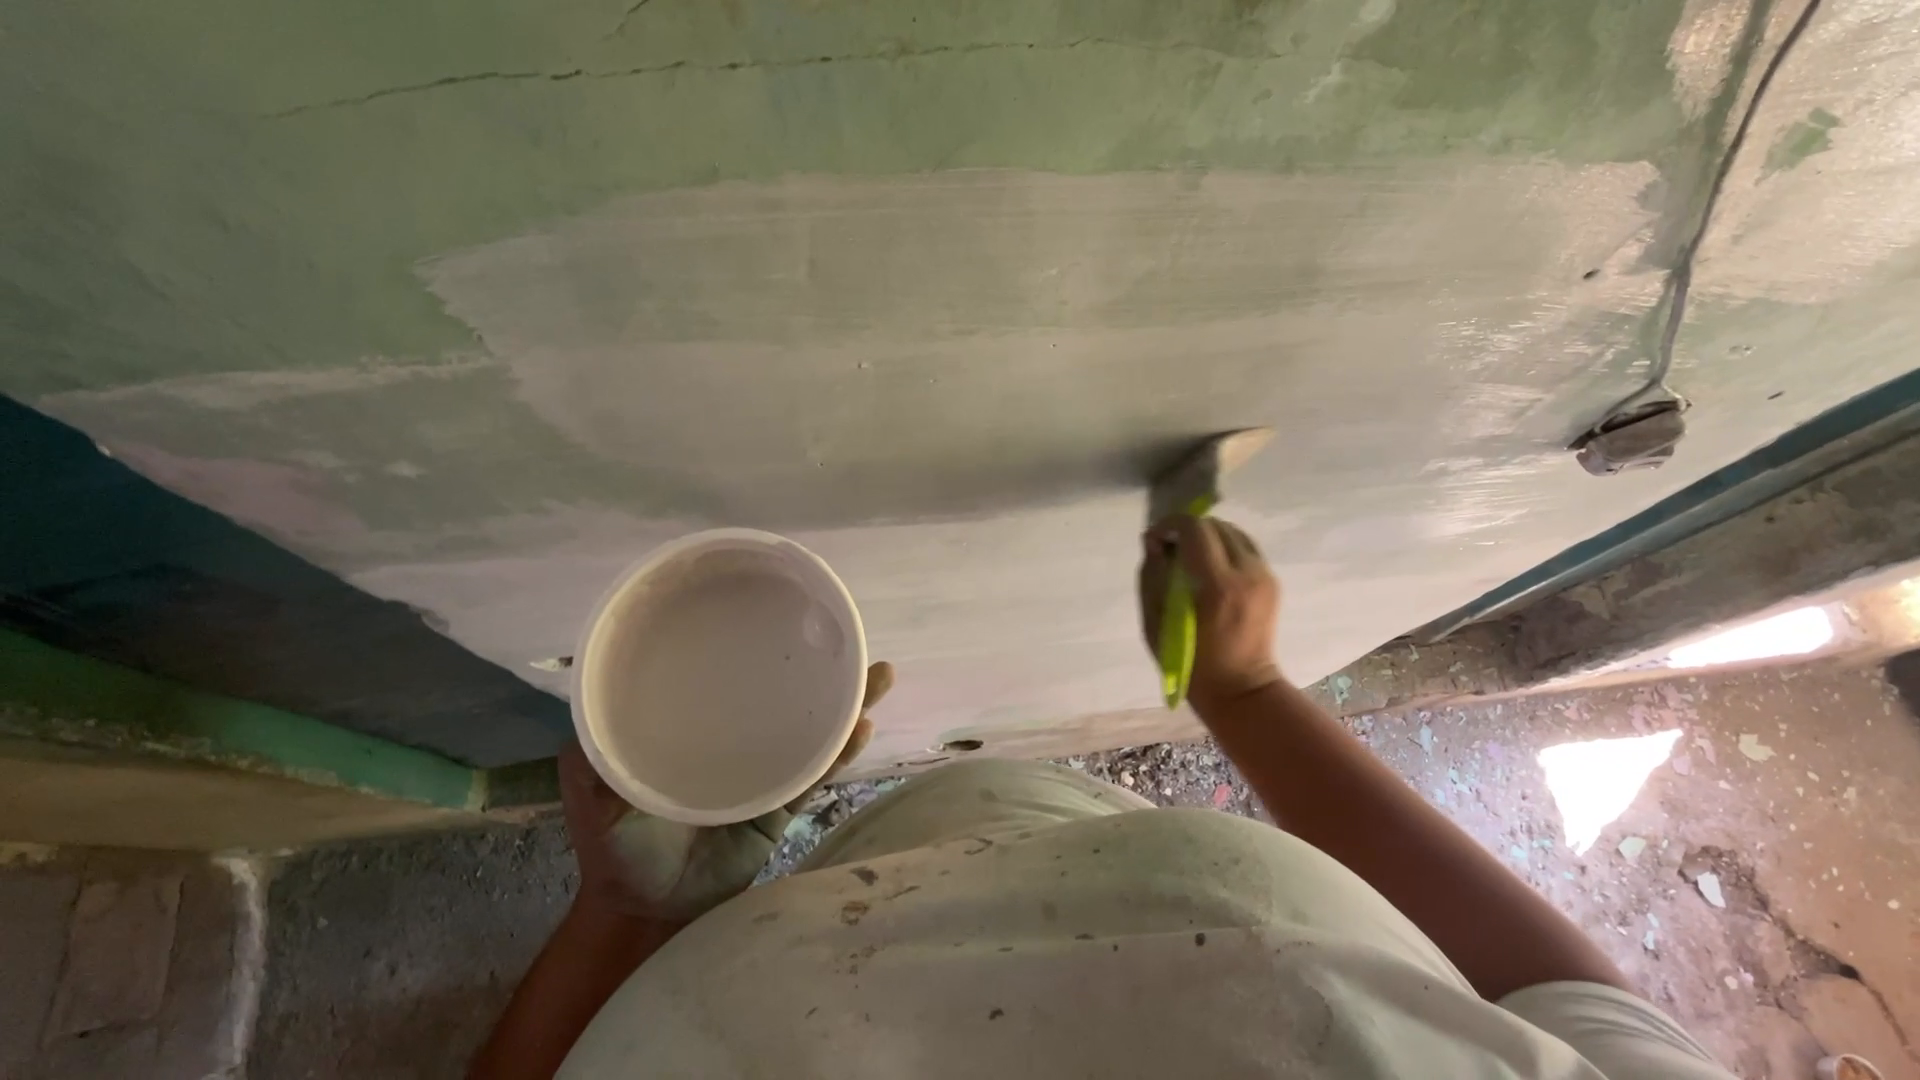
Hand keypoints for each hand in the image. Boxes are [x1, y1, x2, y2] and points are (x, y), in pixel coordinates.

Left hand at [560, 661, 893, 925]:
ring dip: (847, 704)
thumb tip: (597, 689)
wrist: (647, 915)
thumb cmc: (615, 849)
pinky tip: (861, 728)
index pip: (728, 678)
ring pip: (811, 732)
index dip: (756, 646)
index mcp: (695, 730)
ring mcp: (764, 775)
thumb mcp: (592, 793)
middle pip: (783, 698)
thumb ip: (592, 753)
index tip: (783, 612)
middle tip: (855, 645)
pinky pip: (814, 777)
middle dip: (823, 671)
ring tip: (878, 675)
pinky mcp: (781, 810)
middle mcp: (736, 743)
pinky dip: (839, 754)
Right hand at [1138, 515, 1281, 707]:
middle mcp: (1246, 573)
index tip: (1155, 539)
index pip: (1195, 529)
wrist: (1241, 688)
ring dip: (1207, 536)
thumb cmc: (1191, 663)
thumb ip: (1152, 577)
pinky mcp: (1272, 582)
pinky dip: (1224, 548)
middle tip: (1169, 549)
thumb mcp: (1156, 623)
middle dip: (1187, 529)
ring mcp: (1264, 576)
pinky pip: (1245, 548)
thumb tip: (1154, 544)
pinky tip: (1210, 567)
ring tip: (1190, 557)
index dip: (1170, 525)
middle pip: (1215, 525)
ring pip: (1233, 532)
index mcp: (1216, 585)